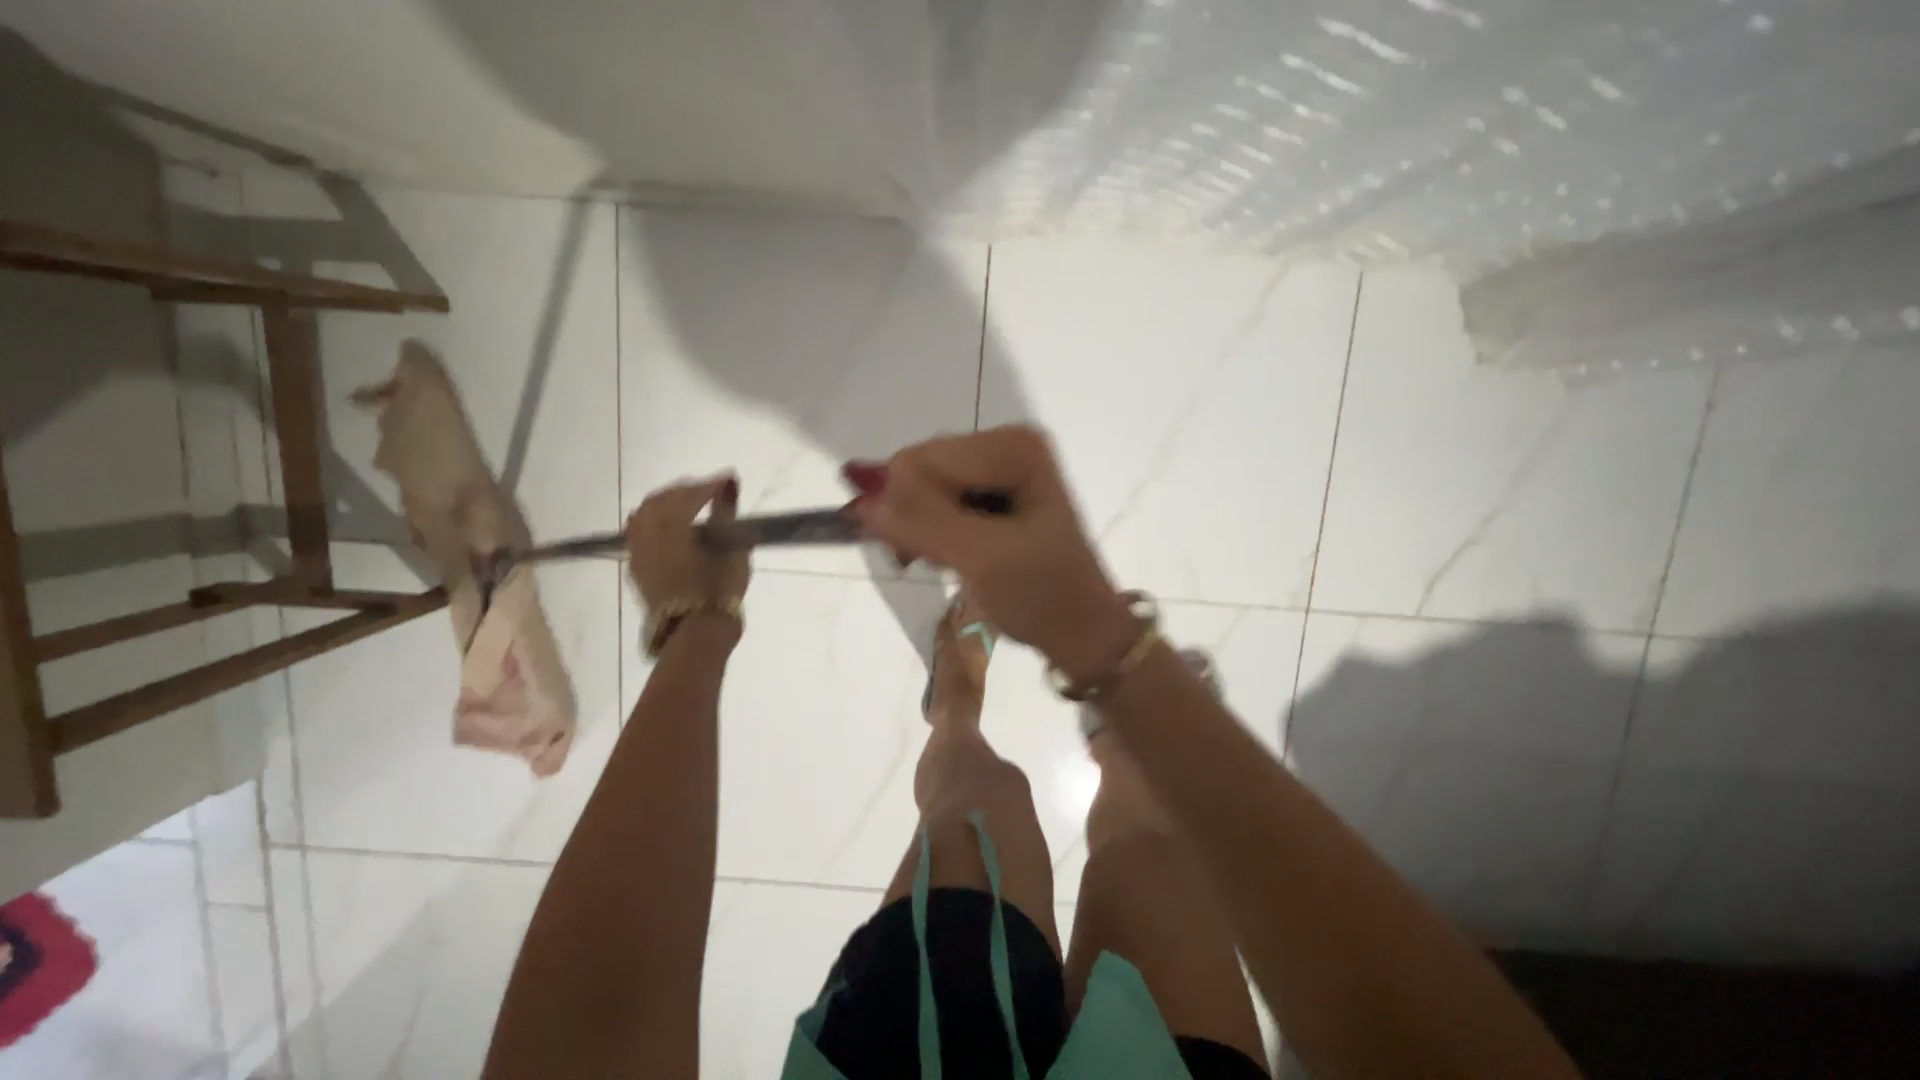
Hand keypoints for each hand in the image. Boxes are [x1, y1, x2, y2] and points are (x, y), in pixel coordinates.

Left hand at [626, 474, 748, 612]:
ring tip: (687, 506)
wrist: (695, 634)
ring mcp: (637, 550)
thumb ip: (727, 515)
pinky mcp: (636, 566)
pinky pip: (637, 532)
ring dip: (665, 503)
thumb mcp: (732, 552)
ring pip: (644, 514)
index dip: (710, 484)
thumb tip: (728, 485)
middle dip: (685, 490)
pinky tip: (668, 527)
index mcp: (672, 527)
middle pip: (662, 500)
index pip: (690, 494)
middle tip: (708, 490)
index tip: (728, 479)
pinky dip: (653, 521)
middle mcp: (648, 534)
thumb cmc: (720, 593)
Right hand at [848, 426, 1134, 680]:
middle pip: (921, 469)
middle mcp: (1007, 446)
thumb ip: (921, 520)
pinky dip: (931, 533)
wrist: (1081, 634)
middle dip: (910, 516)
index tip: (909, 556)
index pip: (922, 459)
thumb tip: (858, 490)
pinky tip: (944, 557)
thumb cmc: (1041, 596)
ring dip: (918, 529)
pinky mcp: (994, 495)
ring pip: (923, 488)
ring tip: (936, 564)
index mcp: (1014, 447)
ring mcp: (1001, 470)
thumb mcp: (980, 557)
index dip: (900, 504)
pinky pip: (938, 503)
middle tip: (920, 562)